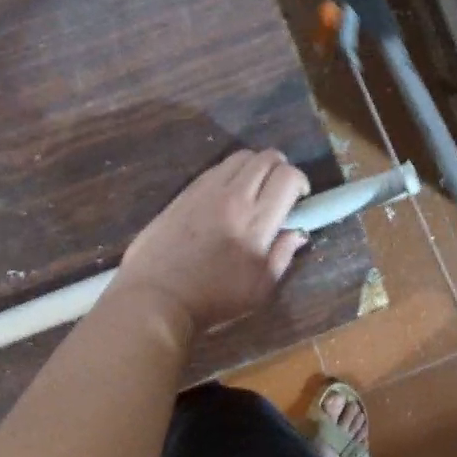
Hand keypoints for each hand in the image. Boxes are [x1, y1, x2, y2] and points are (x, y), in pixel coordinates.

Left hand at [114, 149, 310, 329]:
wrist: (156, 297)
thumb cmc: (213, 300)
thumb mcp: (260, 288)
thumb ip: (282, 255)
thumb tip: (298, 233)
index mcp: (255, 221)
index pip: (287, 176)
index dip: (300, 181)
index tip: (299, 198)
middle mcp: (232, 196)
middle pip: (265, 157)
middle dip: (281, 167)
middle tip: (281, 189)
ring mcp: (205, 191)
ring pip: (239, 157)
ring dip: (255, 166)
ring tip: (254, 189)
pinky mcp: (184, 193)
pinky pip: (215, 169)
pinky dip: (230, 174)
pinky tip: (227, 196)